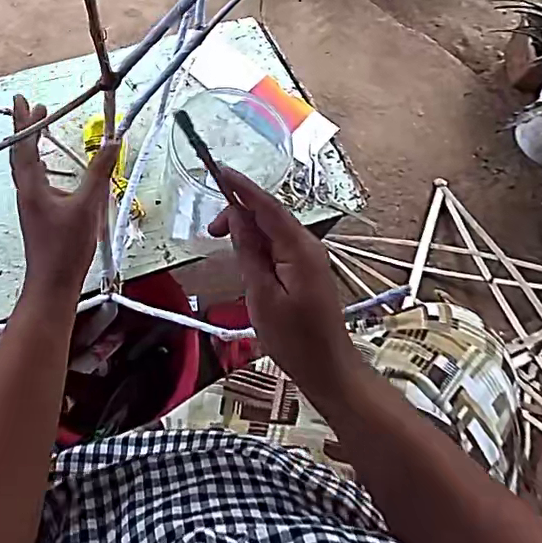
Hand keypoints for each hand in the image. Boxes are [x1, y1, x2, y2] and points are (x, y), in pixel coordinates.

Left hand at [10, 95, 118, 296]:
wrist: (52, 284)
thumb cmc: (66, 248)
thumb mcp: (88, 206)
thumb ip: (100, 173)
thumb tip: (112, 143)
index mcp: (33, 187)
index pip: (26, 146)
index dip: (26, 122)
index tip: (24, 101)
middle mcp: (27, 191)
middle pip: (21, 152)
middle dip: (26, 127)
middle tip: (30, 106)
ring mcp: (30, 203)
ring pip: (26, 165)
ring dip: (31, 143)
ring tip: (39, 128)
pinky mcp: (37, 212)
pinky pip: (33, 178)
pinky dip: (38, 162)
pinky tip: (48, 166)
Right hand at [208, 167, 363, 395]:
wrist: (330, 371)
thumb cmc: (295, 340)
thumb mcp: (262, 296)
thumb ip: (248, 253)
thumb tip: (236, 218)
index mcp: (299, 249)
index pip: (267, 207)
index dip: (242, 187)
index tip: (219, 171)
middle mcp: (307, 245)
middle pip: (269, 215)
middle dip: (239, 212)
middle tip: (211, 230)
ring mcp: (309, 256)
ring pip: (272, 229)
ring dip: (247, 229)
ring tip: (222, 240)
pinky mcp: (306, 268)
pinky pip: (278, 243)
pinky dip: (257, 241)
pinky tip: (244, 252)